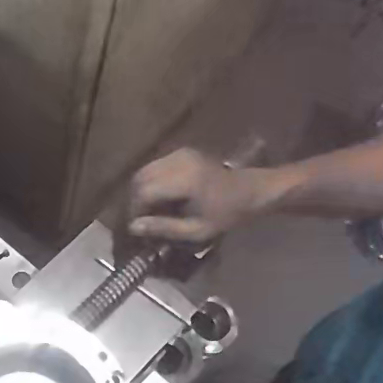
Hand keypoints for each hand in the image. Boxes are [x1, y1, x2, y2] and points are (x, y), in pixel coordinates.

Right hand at [129, 148, 268, 242]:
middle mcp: (179, 160)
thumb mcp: (197, 230)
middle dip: (134, 201)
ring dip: (140, 192)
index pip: (145, 192)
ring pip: (144, 171)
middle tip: (139, 220)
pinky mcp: (181, 152)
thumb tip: (133, 227)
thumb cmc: (227, 214)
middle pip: (140, 179)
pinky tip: (157, 198)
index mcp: (185, 180)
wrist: (250, 191)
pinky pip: (154, 167)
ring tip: (147, 211)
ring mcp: (179, 153)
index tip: (135, 227)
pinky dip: (149, 183)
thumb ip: (164, 227)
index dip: (134, 210)